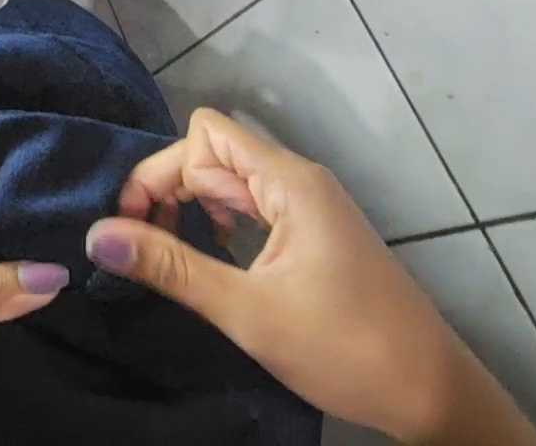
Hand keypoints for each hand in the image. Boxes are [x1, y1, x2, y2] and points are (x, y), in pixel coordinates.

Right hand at [84, 109, 535, 444]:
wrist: (438, 399)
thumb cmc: (346, 350)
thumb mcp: (248, 311)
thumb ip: (170, 266)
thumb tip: (97, 236)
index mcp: (288, 181)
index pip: (203, 136)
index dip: (161, 169)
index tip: (134, 222)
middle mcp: (297, 178)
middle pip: (211, 153)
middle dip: (170, 189)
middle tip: (143, 244)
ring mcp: (307, 203)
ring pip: (229, 179)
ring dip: (194, 206)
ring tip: (174, 253)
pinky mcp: (312, 229)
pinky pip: (250, 203)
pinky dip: (221, 220)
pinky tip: (216, 255)